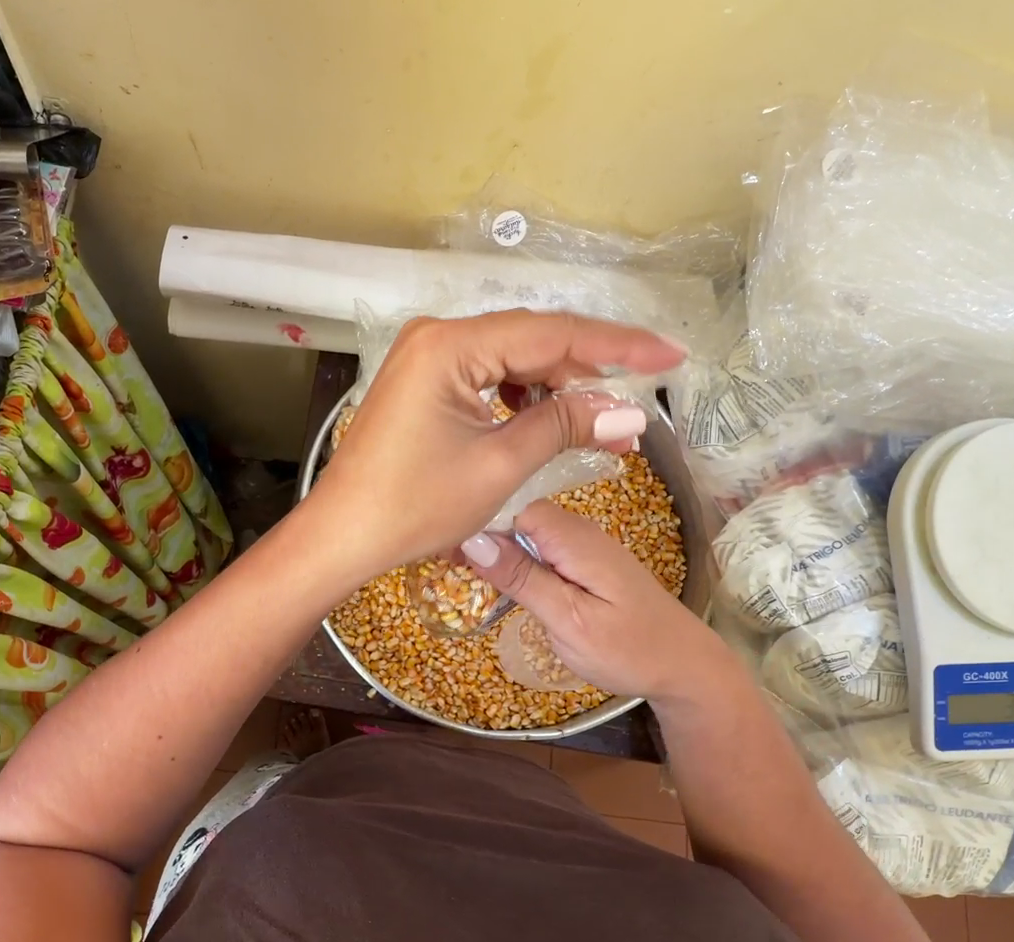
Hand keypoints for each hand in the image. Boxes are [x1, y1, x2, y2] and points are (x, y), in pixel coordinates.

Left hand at [304, 310, 684, 576]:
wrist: (342, 537)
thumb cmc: (414, 506)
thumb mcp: (499, 465)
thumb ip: (566, 425)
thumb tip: (630, 412)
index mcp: (449, 346)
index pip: (551, 333)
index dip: (617, 345)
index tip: (670, 356)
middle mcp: (434, 336)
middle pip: (530, 342)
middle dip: (585, 373)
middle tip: (634, 406)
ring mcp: (422, 358)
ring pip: (508, 360)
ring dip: (553, 389)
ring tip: (595, 424)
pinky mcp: (419, 382)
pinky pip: (482, 377)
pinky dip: (518, 399)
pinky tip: (543, 423)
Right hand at [460, 500, 731, 705]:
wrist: (685, 668)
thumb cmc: (628, 649)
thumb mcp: (568, 620)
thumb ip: (522, 578)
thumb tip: (473, 540)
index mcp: (574, 538)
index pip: (512, 506)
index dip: (478, 523)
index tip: (446, 551)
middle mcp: (579, 531)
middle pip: (517, 515)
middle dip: (483, 537)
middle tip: (449, 569)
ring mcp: (583, 546)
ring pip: (526, 532)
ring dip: (498, 551)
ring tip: (468, 578)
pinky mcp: (584, 562)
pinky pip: (540, 548)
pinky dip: (518, 562)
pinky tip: (504, 584)